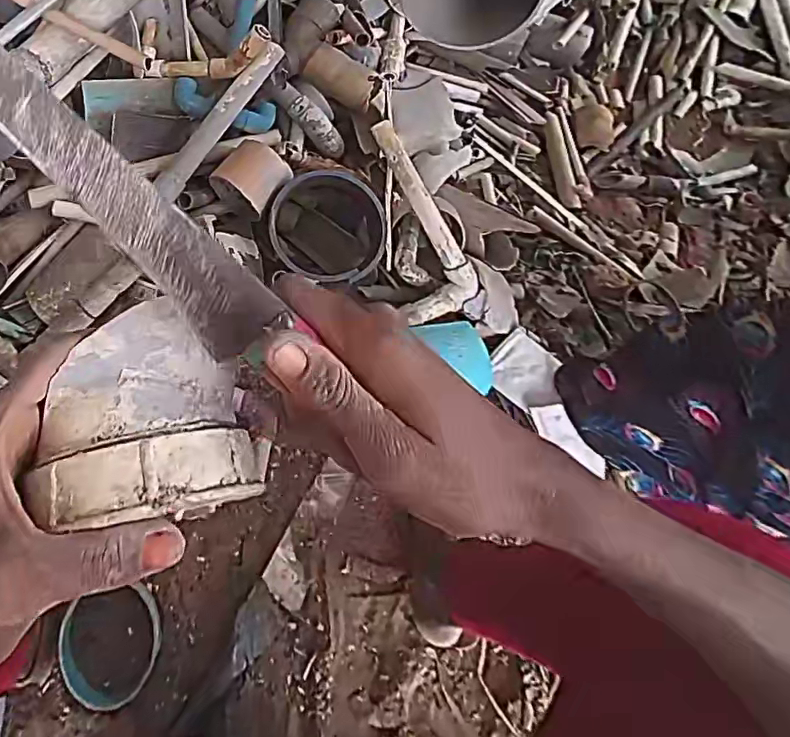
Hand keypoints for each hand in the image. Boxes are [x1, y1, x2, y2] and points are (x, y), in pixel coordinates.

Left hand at [0, 336, 186, 674]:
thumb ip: (103, 556)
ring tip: (156, 396)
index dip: (83, 340)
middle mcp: (3, 434)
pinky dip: (99, 434)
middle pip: (58, 379)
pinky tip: (134, 448)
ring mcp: (16, 454)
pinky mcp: (31, 477)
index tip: (128, 333)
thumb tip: (166, 538)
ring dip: (104, 401)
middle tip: (157, 366)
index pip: (41, 362)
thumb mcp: (38, 573)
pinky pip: (70, 437)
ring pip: (65, 407)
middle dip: (105, 368)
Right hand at [260, 275, 597, 543]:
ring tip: (339, 442)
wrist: (530, 491)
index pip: (292, 299)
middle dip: (287, 376)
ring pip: (317, 355)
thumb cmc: (465, 479)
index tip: (259, 379)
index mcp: (372, 339)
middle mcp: (377, 327)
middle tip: (309, 427)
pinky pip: (340, 373)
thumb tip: (276, 344)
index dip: (264, 332)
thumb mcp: (388, 449)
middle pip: (300, 329)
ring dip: (310, 397)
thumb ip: (330, 394)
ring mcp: (387, 343)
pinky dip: (334, 404)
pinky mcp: (393, 363)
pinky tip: (355, 440)